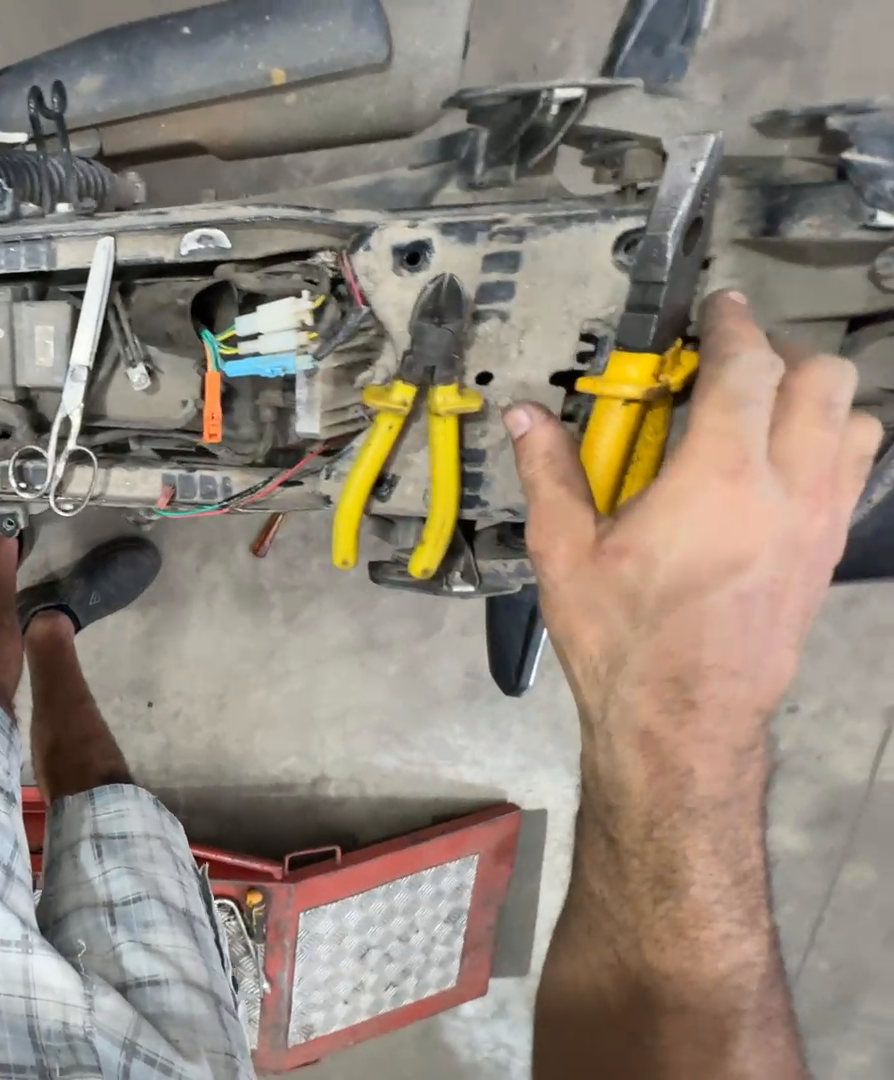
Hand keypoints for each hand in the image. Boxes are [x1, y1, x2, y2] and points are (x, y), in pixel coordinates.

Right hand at [506, 292, 882, 743]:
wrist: (683, 709)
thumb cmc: (617, 629)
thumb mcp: (563, 550)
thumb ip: (550, 473)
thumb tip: (524, 415)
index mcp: (715, 482)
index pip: (745, 375)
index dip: (734, 328)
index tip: (718, 305)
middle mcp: (788, 488)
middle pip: (822, 382)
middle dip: (776, 354)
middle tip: (717, 364)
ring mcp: (821, 518)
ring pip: (856, 419)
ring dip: (809, 396)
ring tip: (745, 412)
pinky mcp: (828, 547)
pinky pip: (853, 465)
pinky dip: (823, 439)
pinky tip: (765, 467)